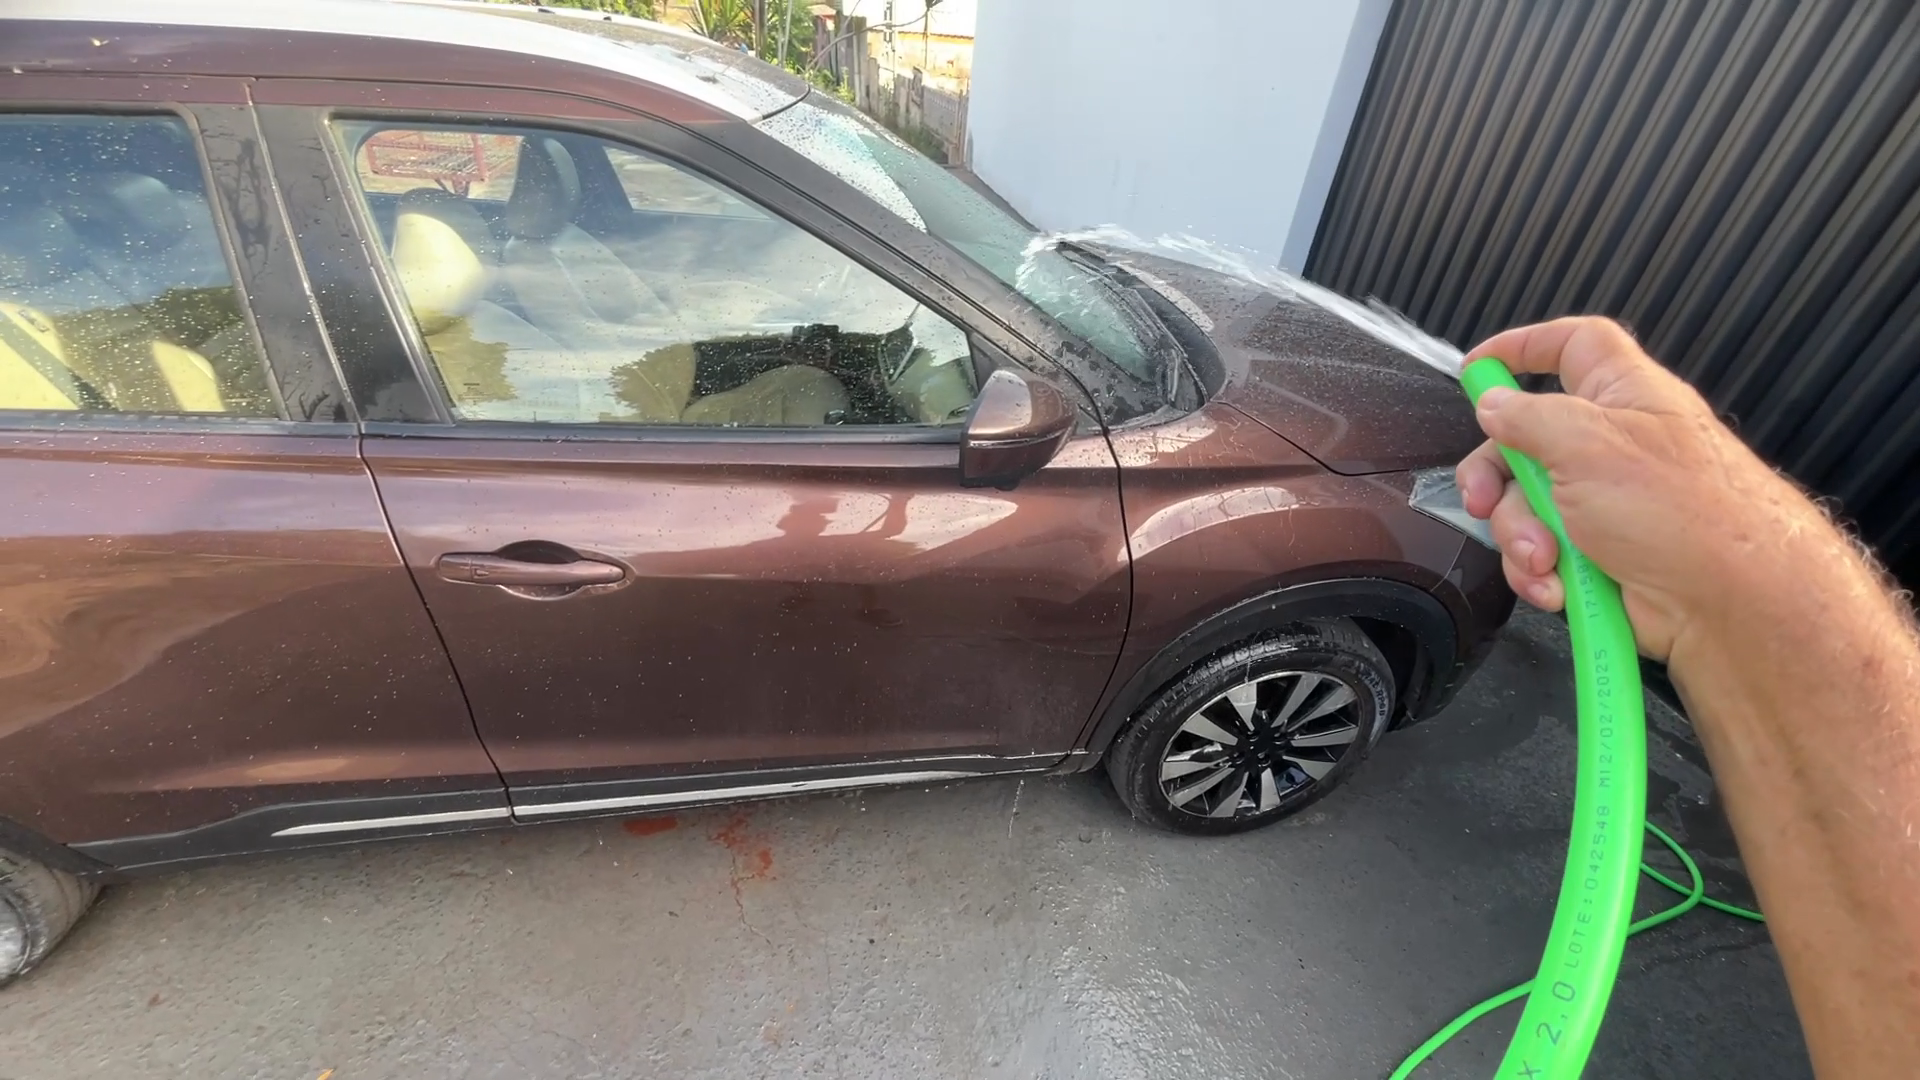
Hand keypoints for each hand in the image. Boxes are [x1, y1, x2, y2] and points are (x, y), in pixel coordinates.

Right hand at [1455, 316, 1830, 661]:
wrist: (1730, 607)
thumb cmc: (1683, 514)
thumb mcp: (1591, 446)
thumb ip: (1529, 418)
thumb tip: (1492, 405)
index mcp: (1622, 399)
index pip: (1572, 347)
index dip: (1522, 347)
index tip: (1474, 369)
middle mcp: (1607, 444)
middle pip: (1518, 440)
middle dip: (1493, 478)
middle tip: (1483, 501)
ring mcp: (1596, 498)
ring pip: (1518, 502)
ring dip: (1518, 534)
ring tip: (1546, 558)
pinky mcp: (1588, 546)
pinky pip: (1533, 546)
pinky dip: (1535, 568)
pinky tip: (1557, 580)